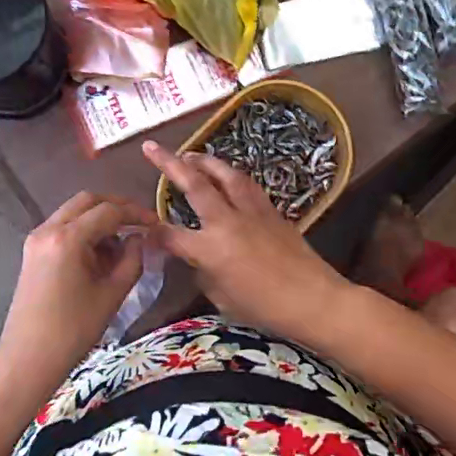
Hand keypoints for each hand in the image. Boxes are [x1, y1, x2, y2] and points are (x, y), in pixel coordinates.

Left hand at [0, 191, 156, 377]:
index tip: (157, 223)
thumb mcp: (112, 294)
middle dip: (116, 207)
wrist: (28, 358)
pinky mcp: (32, 252)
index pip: (108, 211)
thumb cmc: (73, 330)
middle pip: (87, 201)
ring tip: (122, 245)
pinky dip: (83, 232)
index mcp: (67, 238)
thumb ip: (132, 260)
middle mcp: (48, 229)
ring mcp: (36, 240)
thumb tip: (139, 238)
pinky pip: (62, 228)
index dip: (136, 213)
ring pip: (73, 213)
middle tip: (140, 222)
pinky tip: (100, 255)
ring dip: (98, 220)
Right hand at [144, 141, 354, 342]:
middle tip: (151, 147)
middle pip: (194, 185)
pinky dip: (230, 174)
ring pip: (224, 174)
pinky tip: (225, 174)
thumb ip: (203, 272)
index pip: (170, 235)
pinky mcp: (271, 211)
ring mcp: (251, 212)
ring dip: (203, 161)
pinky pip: (246, 184)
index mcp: (209, 248)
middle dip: (169, 164)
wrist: (314, 299)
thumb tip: (197, 258)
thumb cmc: (264, 307)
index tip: (141, 228)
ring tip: (189, 154)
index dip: (152, 231)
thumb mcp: (221, 298)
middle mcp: (227, 221)